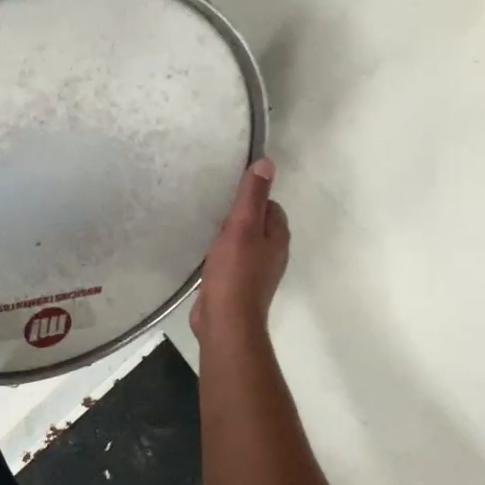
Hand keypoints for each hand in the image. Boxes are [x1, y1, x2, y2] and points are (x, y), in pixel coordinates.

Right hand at [192, 157, 289, 342]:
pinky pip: (233, 262)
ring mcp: (257, 272)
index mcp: (278, 237)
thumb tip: (267, 163)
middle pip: (259, 225)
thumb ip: (251, 196)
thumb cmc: (234, 273)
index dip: (252, 197)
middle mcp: (273, 253)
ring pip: (246, 244)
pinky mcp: (239, 286)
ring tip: (207, 230)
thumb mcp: (241, 228)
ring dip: (230, 237)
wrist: (226, 321)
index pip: (270, 206)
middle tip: (213, 210)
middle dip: (240, 216)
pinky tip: (206, 257)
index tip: (228, 194)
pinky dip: (222, 256)